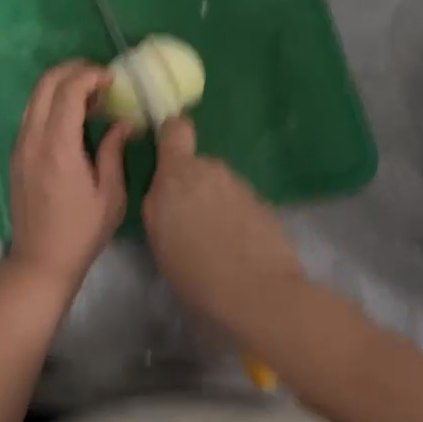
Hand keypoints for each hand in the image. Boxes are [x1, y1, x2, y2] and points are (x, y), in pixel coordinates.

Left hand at [8, 61, 133, 291]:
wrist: (40, 260)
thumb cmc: (81, 232)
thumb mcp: (111, 195)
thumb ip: (115, 152)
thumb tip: (124, 123)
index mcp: (58, 146)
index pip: (68, 90)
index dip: (90, 75)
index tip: (112, 78)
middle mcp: (33, 138)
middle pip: (46, 82)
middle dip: (74, 70)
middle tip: (101, 78)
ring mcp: (21, 144)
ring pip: (36, 96)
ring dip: (62, 85)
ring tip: (92, 97)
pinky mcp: (17, 153)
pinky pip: (32, 113)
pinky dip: (52, 103)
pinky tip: (75, 118)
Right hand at [143, 116, 306, 332]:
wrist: (259, 292)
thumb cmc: (196, 268)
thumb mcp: (158, 238)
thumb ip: (158, 203)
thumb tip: (164, 191)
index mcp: (178, 173)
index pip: (175, 129)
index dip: (171, 134)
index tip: (168, 153)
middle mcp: (211, 170)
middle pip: (197, 166)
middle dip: (193, 185)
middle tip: (190, 222)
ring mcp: (241, 186)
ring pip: (220, 186)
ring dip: (215, 204)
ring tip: (217, 242)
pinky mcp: (264, 205)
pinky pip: (240, 204)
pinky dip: (237, 220)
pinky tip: (238, 250)